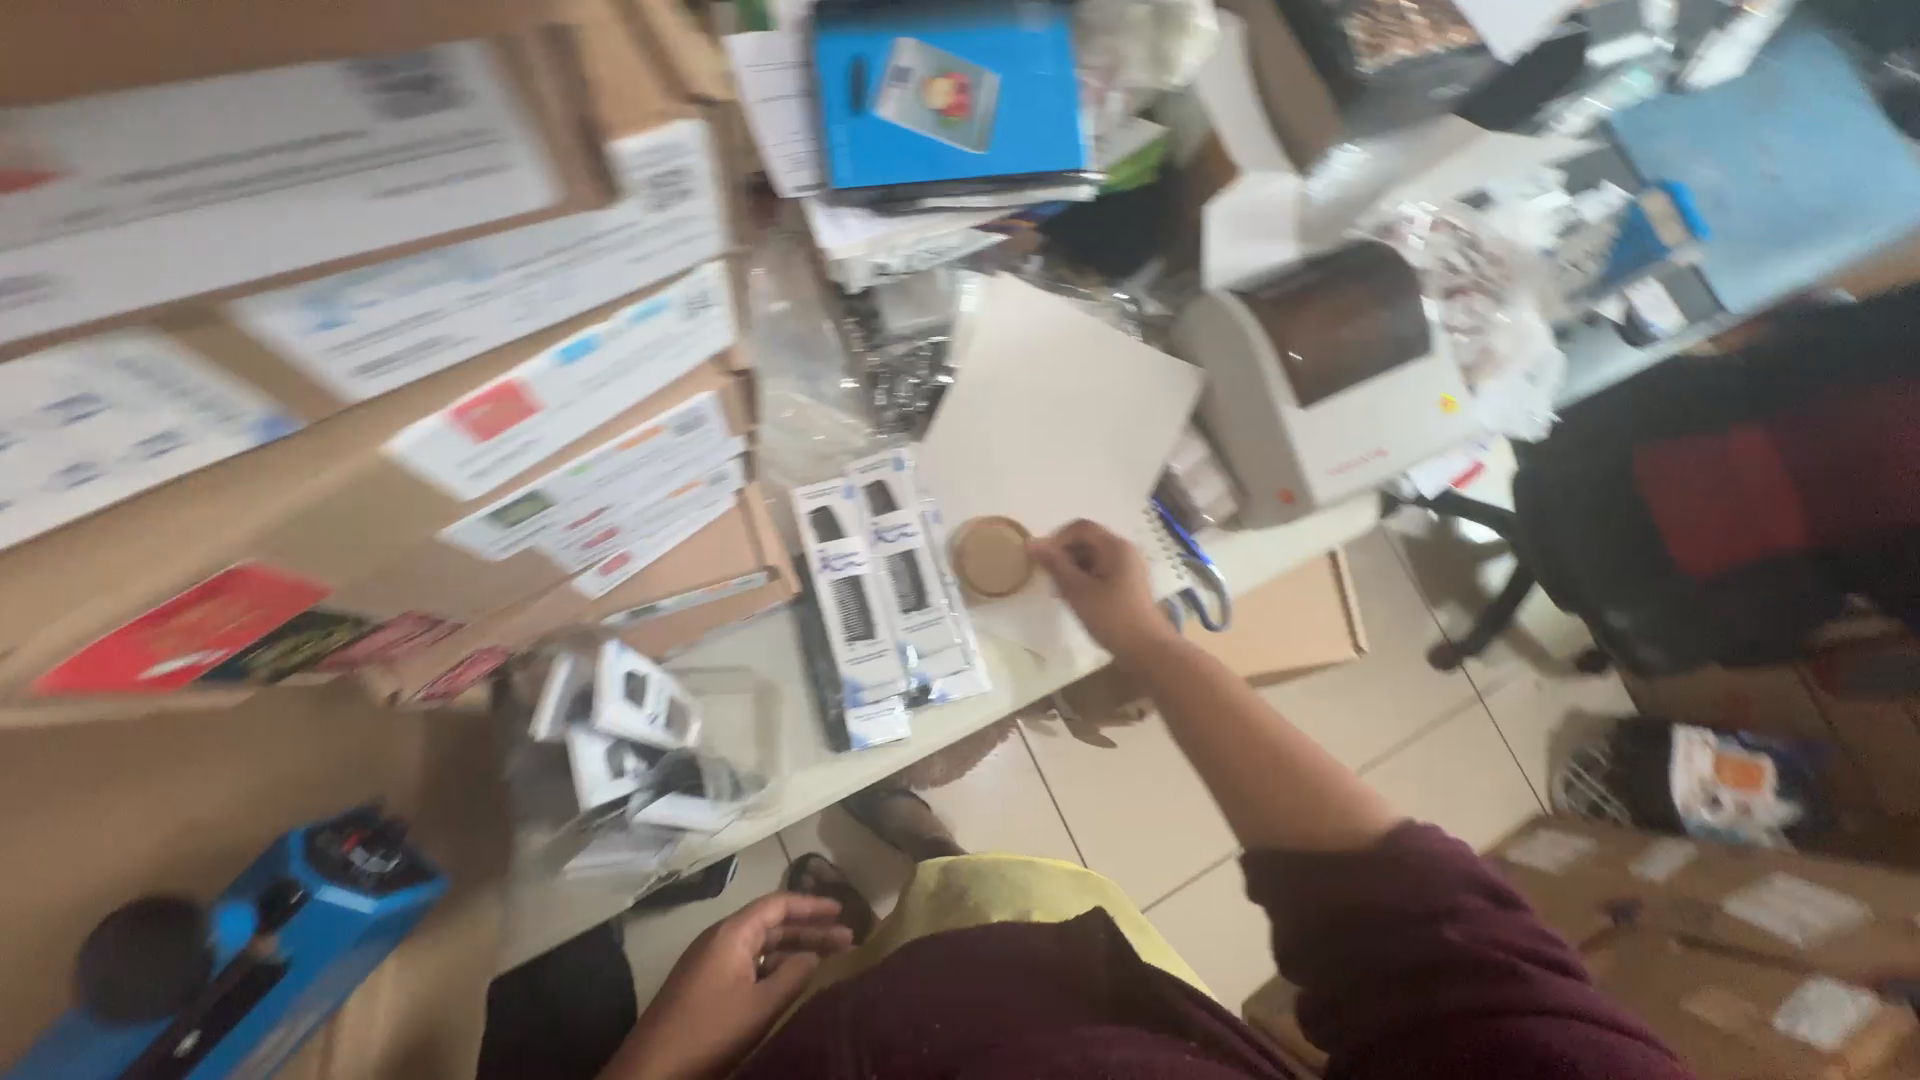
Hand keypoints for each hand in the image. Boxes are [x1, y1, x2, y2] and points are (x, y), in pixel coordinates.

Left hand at [605, 892, 853, 1079]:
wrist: (649, 1074)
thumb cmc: (708, 1033)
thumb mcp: (759, 1007)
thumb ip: (792, 976)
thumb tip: (814, 957)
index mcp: (732, 933)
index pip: (778, 904)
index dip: (812, 906)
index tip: (842, 910)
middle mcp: (720, 940)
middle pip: (772, 924)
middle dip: (810, 930)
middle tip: (846, 939)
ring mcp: (710, 964)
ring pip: (761, 947)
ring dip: (794, 951)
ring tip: (828, 960)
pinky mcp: (704, 988)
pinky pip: (748, 966)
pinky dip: (774, 969)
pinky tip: (792, 983)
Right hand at [1029, 519, 1177, 663]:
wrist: (1147, 649)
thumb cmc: (1112, 618)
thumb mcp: (1077, 590)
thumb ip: (1054, 564)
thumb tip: (1031, 542)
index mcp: (1115, 546)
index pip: (1080, 527)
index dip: (1057, 539)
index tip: (1043, 562)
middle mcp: (1124, 550)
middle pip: (1086, 541)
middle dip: (1064, 556)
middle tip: (1050, 579)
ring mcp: (1128, 567)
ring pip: (1092, 557)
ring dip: (1072, 569)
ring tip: (1060, 592)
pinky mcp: (1128, 583)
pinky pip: (1101, 570)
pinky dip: (1085, 578)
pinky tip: (1076, 598)